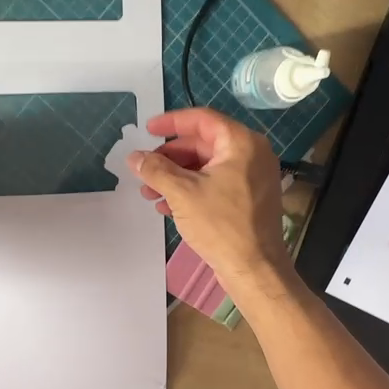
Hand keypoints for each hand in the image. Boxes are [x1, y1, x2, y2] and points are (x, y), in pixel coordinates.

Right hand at [127, 109, 289, 289]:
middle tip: (145, 169)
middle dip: (170, 157)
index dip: (171, 122)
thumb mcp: (182, 193)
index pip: (202, 119)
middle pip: (203, 144)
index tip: (147, 128)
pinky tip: (167, 206)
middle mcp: (252, 154)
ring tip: (150, 192)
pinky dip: (192, 190)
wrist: (254, 268)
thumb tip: (134, 157)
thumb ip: (156, 170)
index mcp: (241, 143)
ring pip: (207, 167)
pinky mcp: (249, 200)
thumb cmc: (221, 226)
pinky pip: (216, 184)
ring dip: (176, 177)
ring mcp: (253, 178)